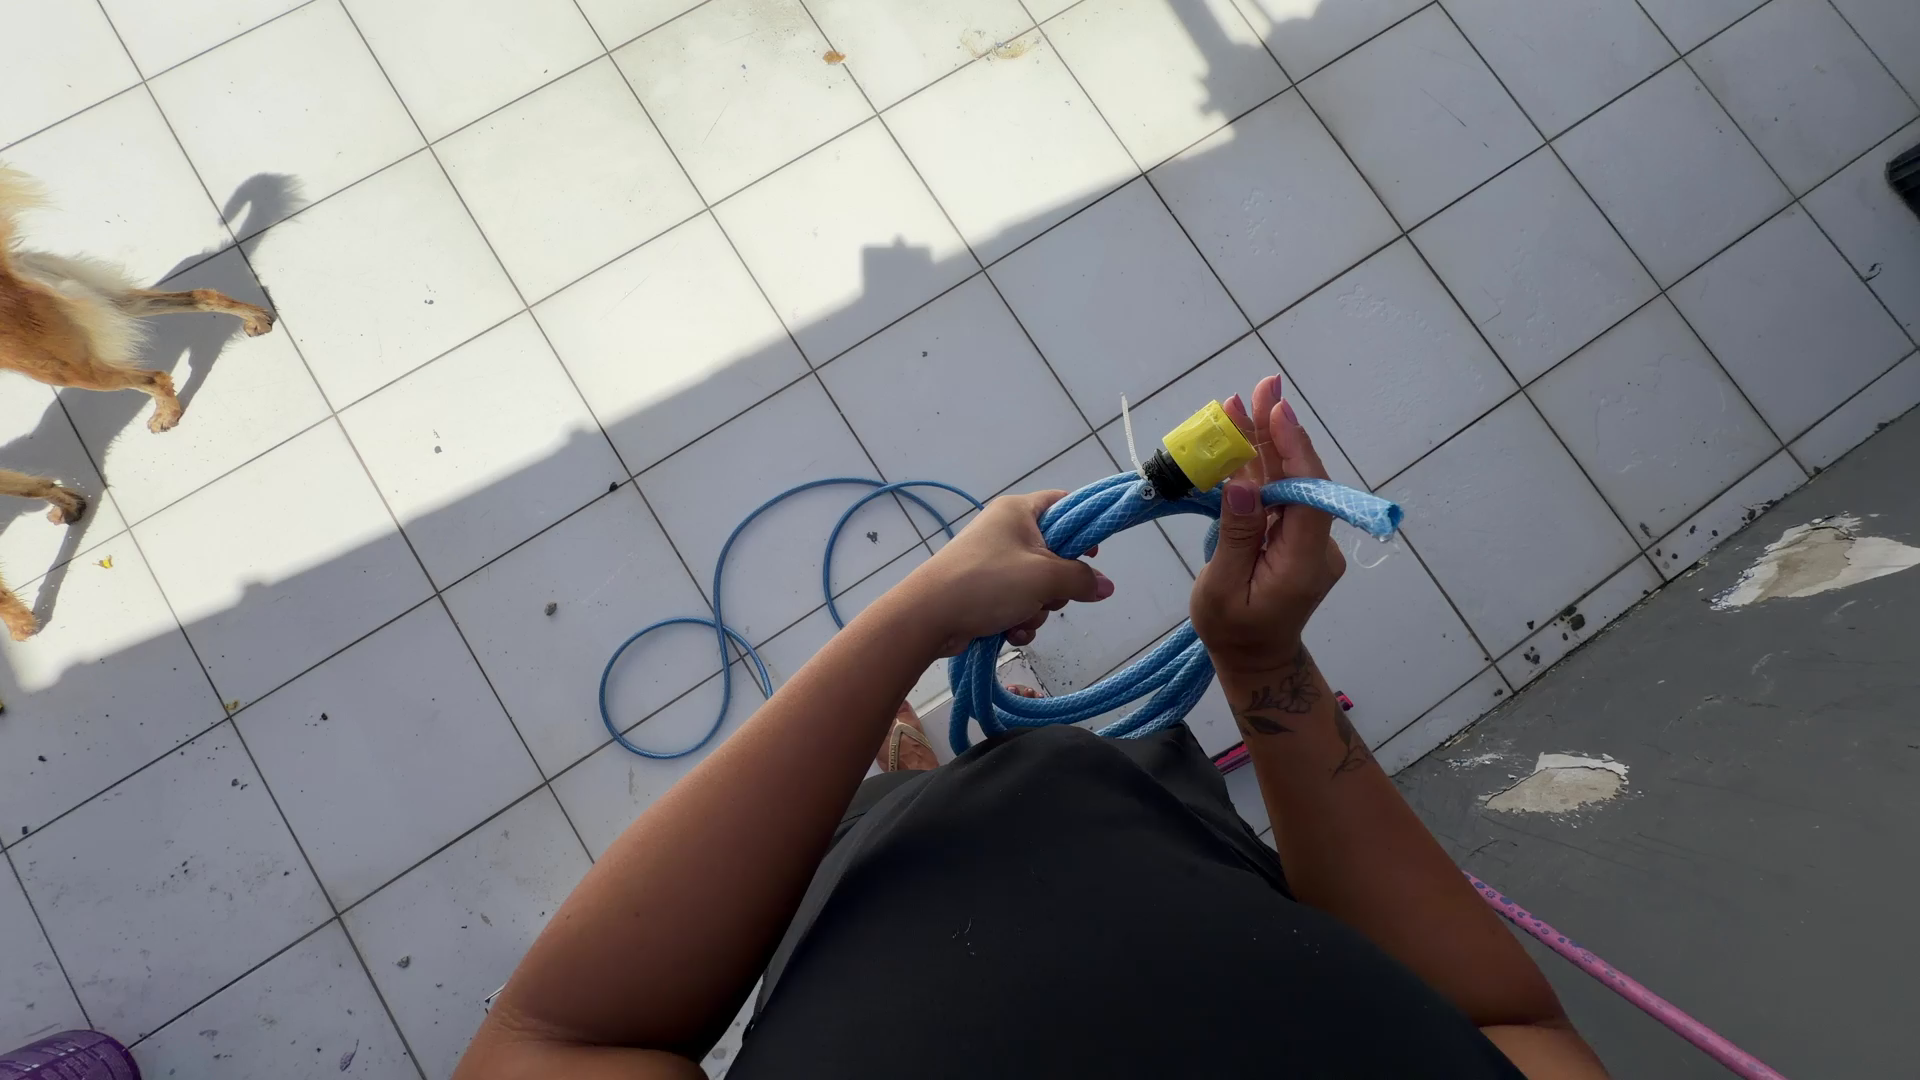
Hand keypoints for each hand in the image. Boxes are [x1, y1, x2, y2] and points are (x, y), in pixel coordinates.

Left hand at [894, 491, 1113, 655]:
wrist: (929, 616)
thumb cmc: (989, 582)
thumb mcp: (1045, 577)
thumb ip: (1082, 579)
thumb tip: (1106, 587)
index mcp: (1018, 511)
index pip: (1062, 503)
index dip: (1083, 526)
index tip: (1093, 553)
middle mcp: (1005, 531)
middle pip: (1055, 553)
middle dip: (1058, 585)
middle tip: (1049, 594)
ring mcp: (993, 562)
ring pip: (1038, 586)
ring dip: (1039, 609)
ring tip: (1022, 617)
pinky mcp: (984, 590)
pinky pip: (1018, 603)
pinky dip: (1020, 619)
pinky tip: (1011, 632)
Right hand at [1191, 374, 1344, 673]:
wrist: (1256, 657)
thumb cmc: (1233, 630)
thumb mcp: (1222, 590)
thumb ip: (1236, 538)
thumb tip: (1242, 486)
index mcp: (1303, 562)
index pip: (1308, 496)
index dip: (1294, 451)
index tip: (1278, 411)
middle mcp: (1315, 544)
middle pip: (1301, 479)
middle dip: (1280, 431)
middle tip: (1264, 385)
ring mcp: (1307, 539)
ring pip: (1288, 482)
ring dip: (1266, 442)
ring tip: (1243, 401)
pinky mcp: (1294, 536)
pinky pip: (1279, 495)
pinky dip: (1260, 465)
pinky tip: (1242, 437)